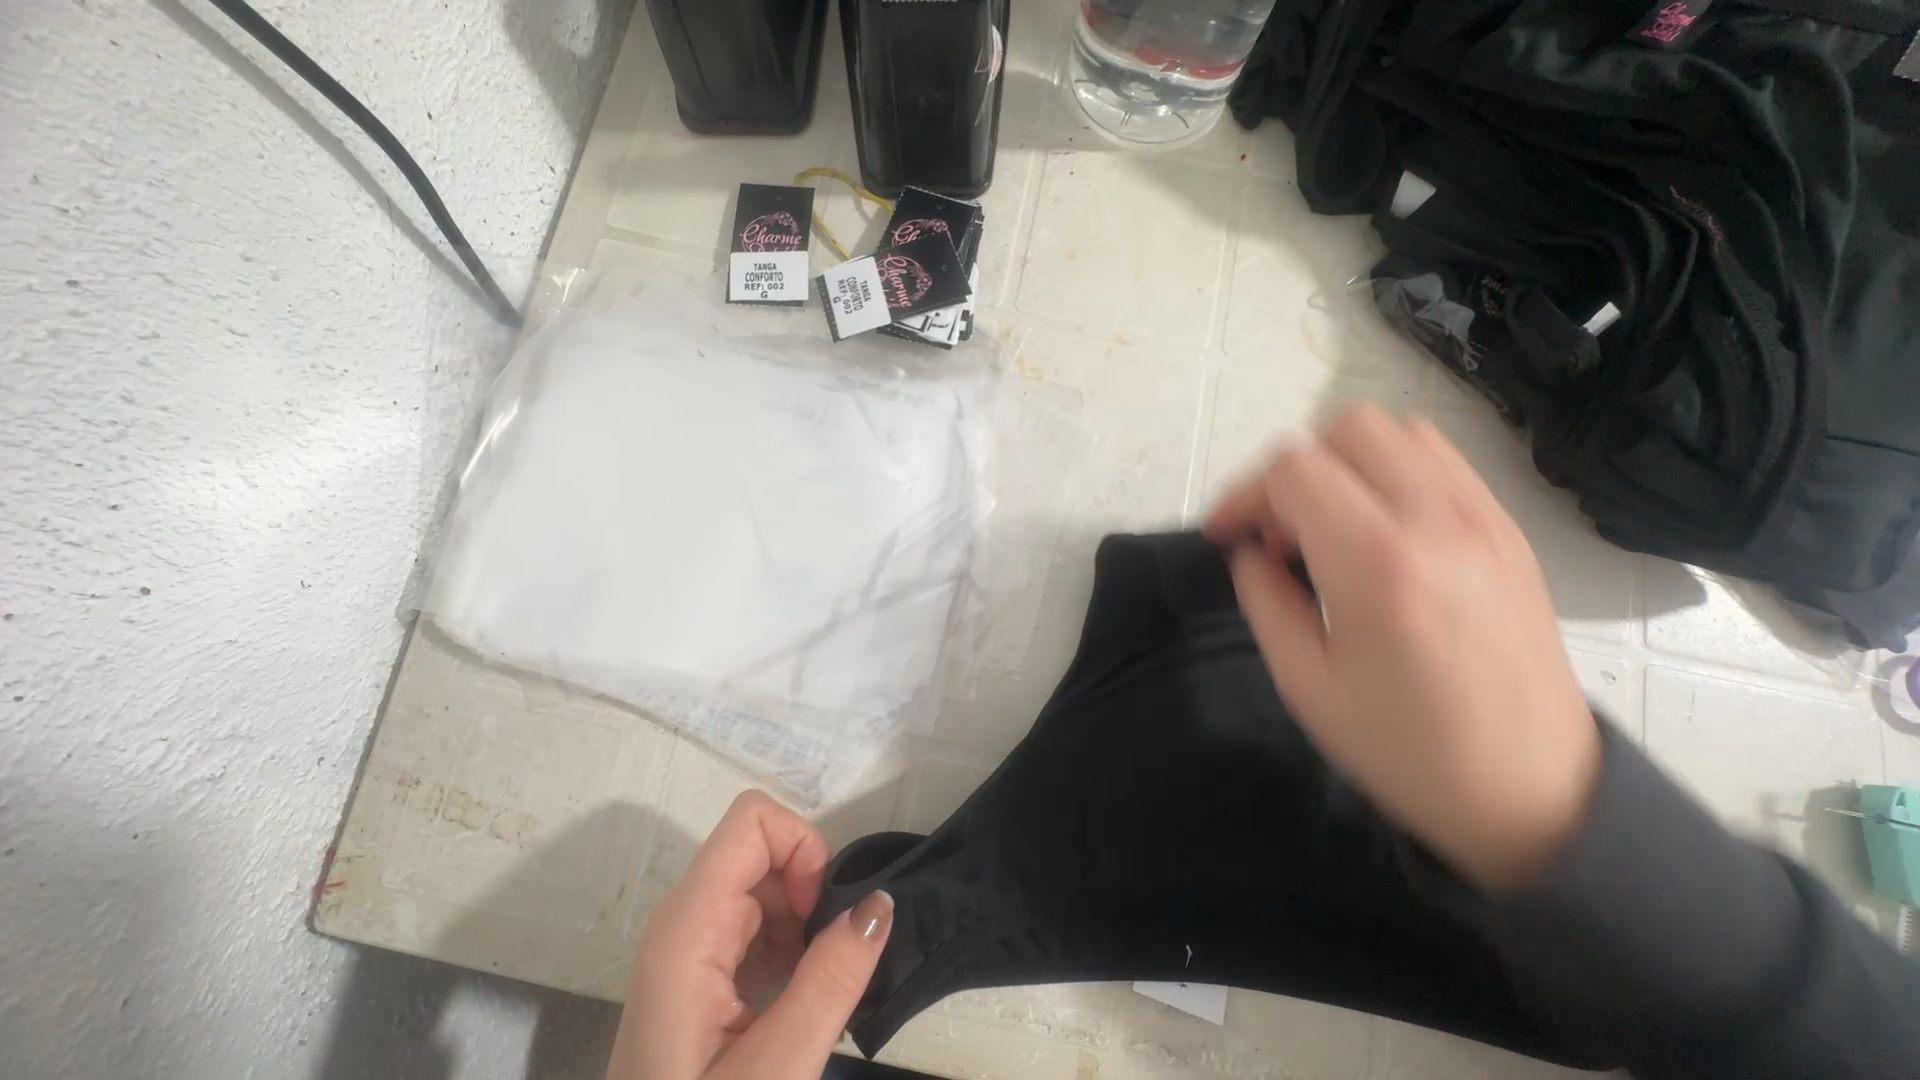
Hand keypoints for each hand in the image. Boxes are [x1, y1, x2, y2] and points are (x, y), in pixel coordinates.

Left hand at [610, 790, 892, 1079]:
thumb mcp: (776, 1067)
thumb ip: (832, 979)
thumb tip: (879, 902)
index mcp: (689, 927)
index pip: (751, 820)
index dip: (801, 848)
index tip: (821, 916)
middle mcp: (684, 920)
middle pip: (759, 849)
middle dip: (808, 888)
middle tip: (825, 961)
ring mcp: (689, 945)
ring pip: (763, 885)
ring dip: (802, 921)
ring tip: (812, 987)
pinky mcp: (699, 971)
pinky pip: (755, 923)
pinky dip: (788, 944)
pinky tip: (795, 997)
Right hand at [1206, 404, 1599, 890]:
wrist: (1531, 791)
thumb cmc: (1405, 750)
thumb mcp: (1304, 684)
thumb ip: (1264, 598)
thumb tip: (1250, 550)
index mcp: (1378, 563)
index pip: (1294, 470)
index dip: (1244, 493)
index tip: (1227, 536)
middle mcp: (1437, 520)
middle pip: (1346, 429)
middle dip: (1294, 470)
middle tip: (1282, 533)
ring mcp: (1484, 518)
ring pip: (1398, 430)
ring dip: (1346, 463)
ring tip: (1330, 526)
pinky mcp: (1509, 530)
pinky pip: (1440, 461)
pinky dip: (1393, 473)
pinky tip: (1380, 531)